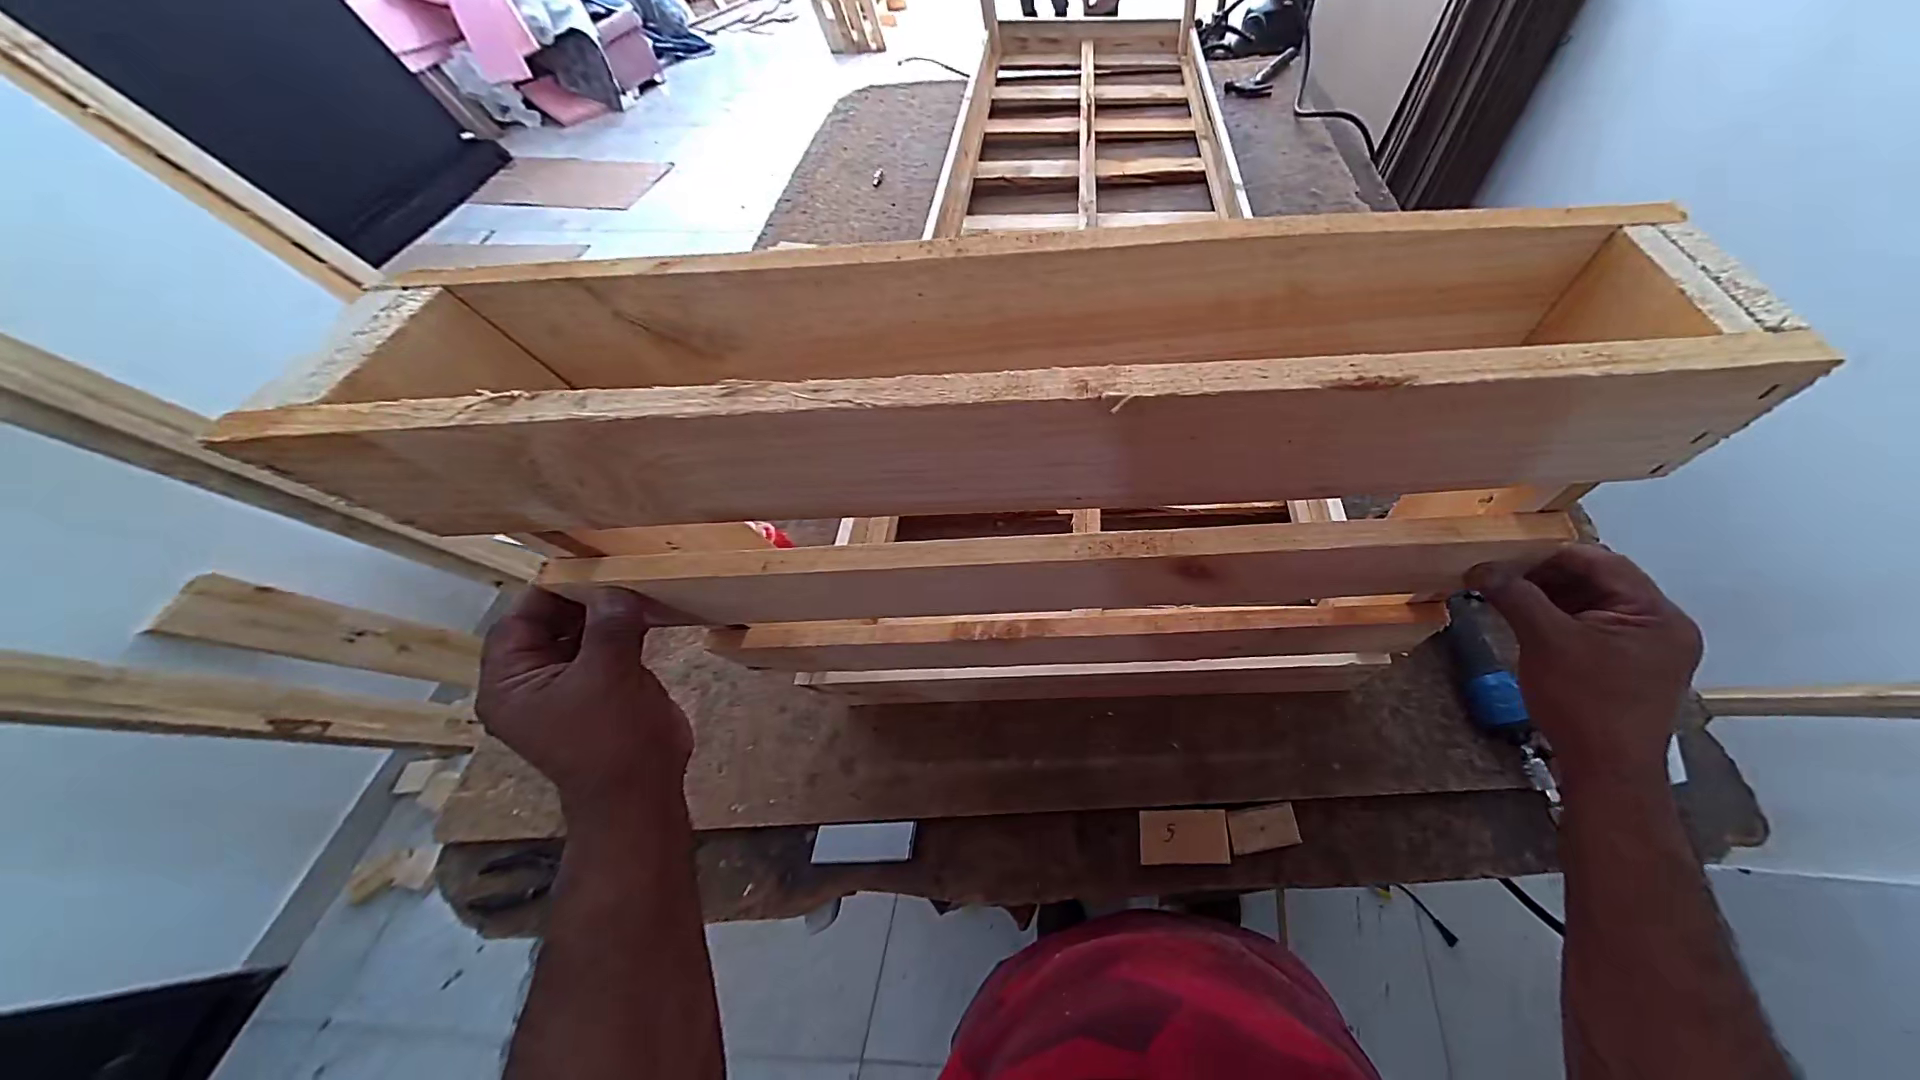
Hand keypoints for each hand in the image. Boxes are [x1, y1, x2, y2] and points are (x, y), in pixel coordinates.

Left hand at [477, 587, 692, 817]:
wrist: (641, 791)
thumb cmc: (610, 736)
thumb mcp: (606, 673)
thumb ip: (609, 624)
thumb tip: (617, 588)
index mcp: (510, 684)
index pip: (517, 623)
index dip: (548, 593)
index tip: (585, 567)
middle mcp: (533, 684)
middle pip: (548, 627)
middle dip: (581, 601)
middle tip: (616, 572)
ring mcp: (570, 689)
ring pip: (580, 637)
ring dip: (605, 615)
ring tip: (634, 587)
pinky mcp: (603, 692)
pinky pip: (606, 651)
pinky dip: (623, 631)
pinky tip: (646, 613)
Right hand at [1468, 544, 1701, 787]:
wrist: (1606, 768)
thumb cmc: (1584, 700)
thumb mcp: (1546, 641)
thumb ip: (1517, 597)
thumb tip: (1482, 568)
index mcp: (1656, 614)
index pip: (1601, 562)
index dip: (1547, 556)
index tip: (1499, 559)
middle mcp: (1658, 625)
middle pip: (1596, 581)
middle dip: (1543, 576)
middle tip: (1495, 578)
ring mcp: (1642, 647)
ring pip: (1588, 603)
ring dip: (1544, 597)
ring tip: (1501, 597)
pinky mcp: (1623, 665)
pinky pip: (1585, 626)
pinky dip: (1553, 618)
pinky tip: (1521, 621)